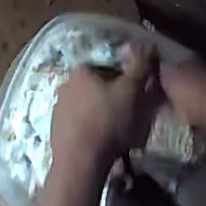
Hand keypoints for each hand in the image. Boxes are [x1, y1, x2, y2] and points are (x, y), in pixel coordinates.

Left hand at [50, 45, 156, 173]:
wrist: (81, 160)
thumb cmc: (108, 120)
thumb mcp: (131, 91)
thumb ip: (140, 66)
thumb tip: (149, 44)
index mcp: (81, 71)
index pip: (106, 67)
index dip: (124, 80)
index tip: (135, 95)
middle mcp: (65, 84)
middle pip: (96, 87)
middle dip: (111, 97)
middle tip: (128, 114)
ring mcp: (58, 107)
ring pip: (86, 106)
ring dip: (100, 114)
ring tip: (116, 132)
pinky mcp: (56, 128)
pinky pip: (78, 123)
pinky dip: (90, 129)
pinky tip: (101, 142)